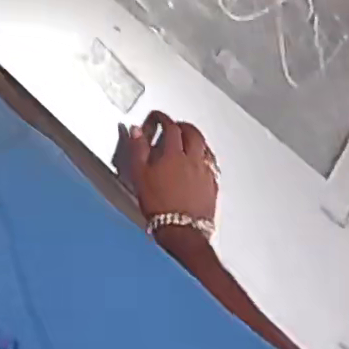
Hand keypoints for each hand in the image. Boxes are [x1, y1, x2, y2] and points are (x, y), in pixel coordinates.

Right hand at [117, 111, 219, 252]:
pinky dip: (205, 156)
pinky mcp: (212, 187)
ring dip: (196, 139)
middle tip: (174, 124)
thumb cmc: (159, 204)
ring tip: (189, 138)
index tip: (157, 116)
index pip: (170, 127)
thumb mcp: (139, 173)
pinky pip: (212, 164)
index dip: (162, 118)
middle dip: (183, 125)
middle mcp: (192, 160)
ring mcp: (205, 174)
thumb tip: (136, 131)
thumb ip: (137, 148)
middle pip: (192, 133)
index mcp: (173, 154)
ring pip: (205, 148)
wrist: (181, 232)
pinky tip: (200, 160)